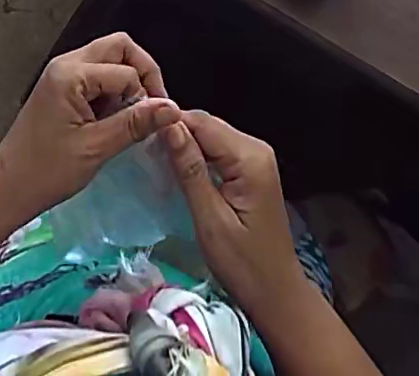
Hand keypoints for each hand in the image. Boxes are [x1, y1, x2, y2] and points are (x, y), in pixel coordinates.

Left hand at [0, 33, 177, 225]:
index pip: (126, 71)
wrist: (7, 189)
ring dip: (127, 82)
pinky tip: (113, 118)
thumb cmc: (47, 172)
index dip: (146, 95)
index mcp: (71, 74)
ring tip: (131, 116)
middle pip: (119, 46)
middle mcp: (66, 63)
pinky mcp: (61, 85)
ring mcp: (62, 72)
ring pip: (109, 58)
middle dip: (142, 72)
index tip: (156, 124)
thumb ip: (135, 124)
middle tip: (151, 107)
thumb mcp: (96, 148)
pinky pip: (96, 73)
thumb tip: (172, 108)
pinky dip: (112, 89)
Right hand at [164, 110, 308, 315]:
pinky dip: (197, 155)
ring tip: (157, 157)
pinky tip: (180, 168)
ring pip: (210, 135)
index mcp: (249, 157)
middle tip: (146, 149)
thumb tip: (169, 126)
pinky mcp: (250, 168)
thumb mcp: (211, 220)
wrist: (277, 296)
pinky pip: (218, 149)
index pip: (203, 122)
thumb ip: (189, 169)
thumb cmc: (243, 264)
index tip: (141, 134)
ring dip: (185, 143)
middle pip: (207, 125)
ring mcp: (255, 157)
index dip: (171, 124)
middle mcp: (256, 148)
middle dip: (177, 133)